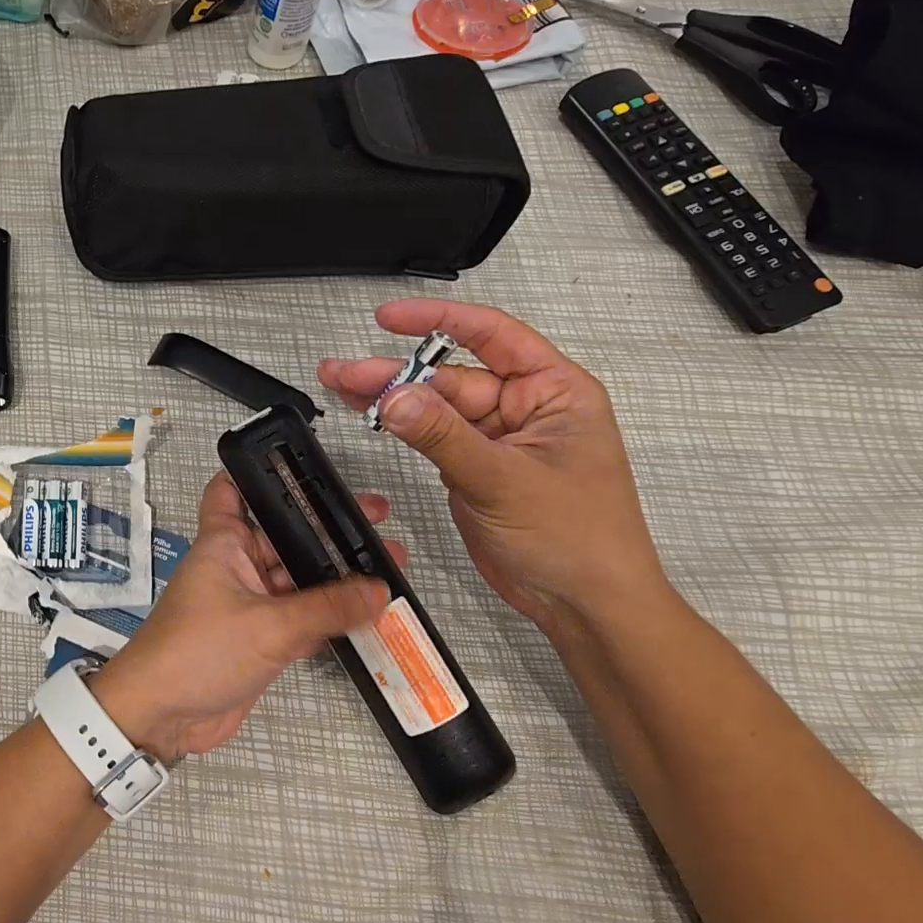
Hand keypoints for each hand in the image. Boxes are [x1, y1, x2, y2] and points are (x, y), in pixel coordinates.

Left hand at [87, 474, 397, 761]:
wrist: (162, 715)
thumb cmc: (198, 652)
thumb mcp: (267, 625)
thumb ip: (327, 607)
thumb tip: (380, 588)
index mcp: (223, 543)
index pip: (232, 491)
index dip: (260, 473)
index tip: (306, 467)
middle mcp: (237, 567)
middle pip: (287, 538)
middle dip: (330, 531)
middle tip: (381, 523)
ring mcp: (251, 605)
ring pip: (300, 581)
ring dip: (339, 578)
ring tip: (393, 567)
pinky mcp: (261, 640)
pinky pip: (303, 620)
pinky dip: (332, 619)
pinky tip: (372, 615)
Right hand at [318, 299, 668, 634]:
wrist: (583, 603)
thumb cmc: (575, 538)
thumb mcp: (505, 479)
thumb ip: (444, 437)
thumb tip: (393, 398)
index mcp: (553, 392)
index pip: (492, 336)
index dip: (439, 320)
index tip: (388, 319)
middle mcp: (524, 407)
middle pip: (450, 375)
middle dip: (396, 371)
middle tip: (344, 372)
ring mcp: (496, 439)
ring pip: (435, 406)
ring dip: (389, 397)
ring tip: (339, 385)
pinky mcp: (474, 467)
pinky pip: (431, 436)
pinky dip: (399, 426)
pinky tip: (368, 414)